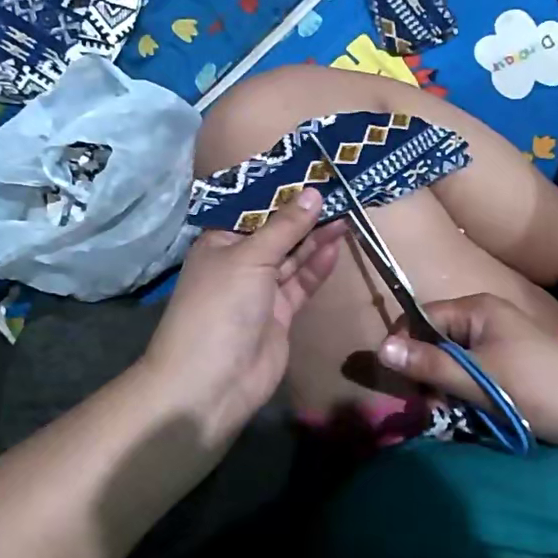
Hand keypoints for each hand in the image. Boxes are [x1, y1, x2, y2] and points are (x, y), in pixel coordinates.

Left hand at [143, 189, 344, 445]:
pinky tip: (335, 246)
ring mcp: (260, 290)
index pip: (253, 210)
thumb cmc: (220, 307)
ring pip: (292, 257)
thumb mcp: (251, 258)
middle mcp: (239, 262)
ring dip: (315, 238)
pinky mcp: (280, 313)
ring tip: (345, 215)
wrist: (211, 383)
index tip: (313, 175)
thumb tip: (314, 192)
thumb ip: (286, 227)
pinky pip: (301, 283)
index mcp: (219, 243)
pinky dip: (317, 266)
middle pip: (277, 233)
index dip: (282, 194)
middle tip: (339, 193)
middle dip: (304, 215)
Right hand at [374, 293, 557, 446]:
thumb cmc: (537, 389)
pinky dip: (467, 391)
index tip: (409, 386)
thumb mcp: (477, 379)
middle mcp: (485, 315)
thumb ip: (428, 364)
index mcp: (477, 307)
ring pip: (452, 360)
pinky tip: (475, 412)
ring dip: (448, 387)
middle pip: (435, 339)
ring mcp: (499, 338)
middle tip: (437, 408)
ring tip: (459, 414)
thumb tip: (379, 348)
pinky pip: (472, 370)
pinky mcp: (508, 360)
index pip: (421, 316)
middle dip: (429, 374)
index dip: (407, 347)